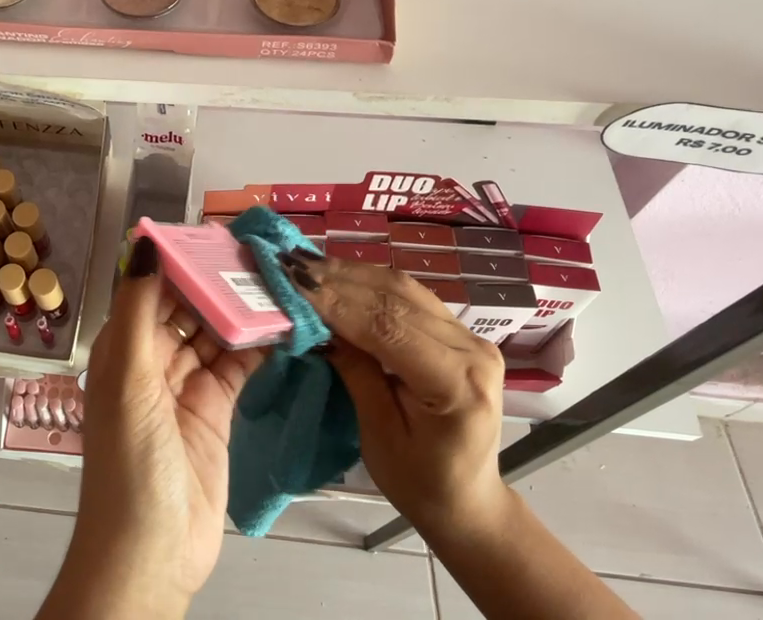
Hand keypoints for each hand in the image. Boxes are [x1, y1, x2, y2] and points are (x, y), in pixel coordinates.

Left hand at [41, 238, 265, 618]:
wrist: (152, 552)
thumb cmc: (131, 461)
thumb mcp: (129, 377)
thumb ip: (139, 309)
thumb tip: (145, 241)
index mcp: (122, 347)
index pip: (151, 288)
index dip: (178, 258)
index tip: (215, 230)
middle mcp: (151, 360)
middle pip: (187, 307)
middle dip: (217, 281)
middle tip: (260, 252)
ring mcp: (185, 385)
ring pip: (214, 333)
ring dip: (241, 311)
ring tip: (278, 280)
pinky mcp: (215, 411)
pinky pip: (236, 366)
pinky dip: (257, 345)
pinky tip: (283, 324)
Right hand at [286, 255, 509, 539]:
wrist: (467, 500)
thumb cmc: (420, 481)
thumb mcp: (379, 435)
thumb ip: (356, 372)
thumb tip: (318, 326)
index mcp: (456, 383)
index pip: (389, 327)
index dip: (338, 301)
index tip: (294, 281)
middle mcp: (472, 350)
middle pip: (397, 299)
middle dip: (339, 279)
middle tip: (290, 263)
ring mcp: (470, 337)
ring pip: (403, 289)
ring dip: (351, 274)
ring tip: (306, 263)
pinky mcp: (460, 333)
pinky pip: (410, 296)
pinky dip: (369, 283)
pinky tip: (338, 274)